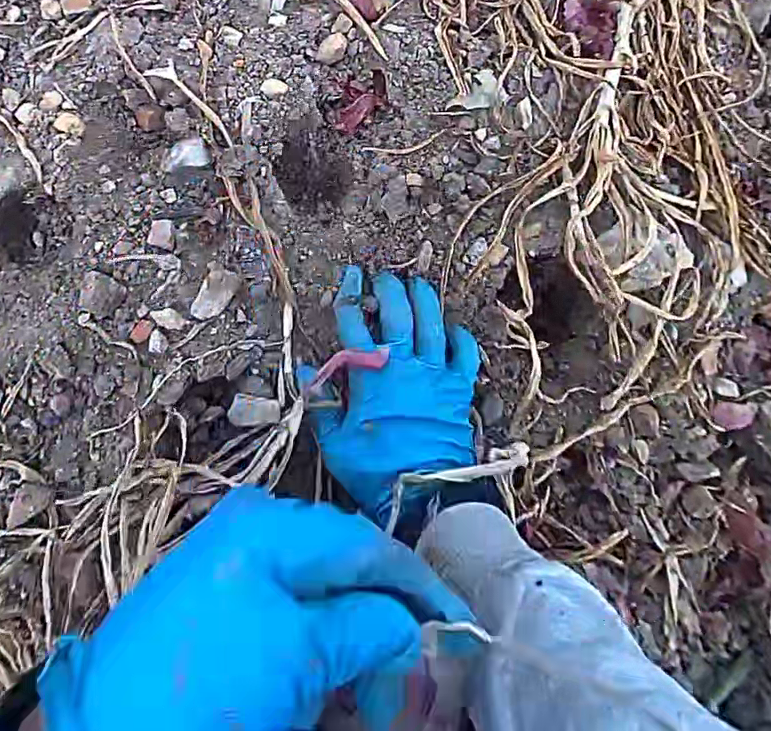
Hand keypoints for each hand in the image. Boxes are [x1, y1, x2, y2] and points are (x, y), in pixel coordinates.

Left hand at [34, 487, 471, 730]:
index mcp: (271, 523)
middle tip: (414, 659)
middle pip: (345, 562)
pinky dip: (316, 635)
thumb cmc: (204, 695)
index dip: (418, 585)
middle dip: (384, 612)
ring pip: (319, 585)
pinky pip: (286, 599)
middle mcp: (254, 522)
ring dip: (352, 629)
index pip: (366, 545)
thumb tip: (413, 628)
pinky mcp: (217, 585)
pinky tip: (325, 674)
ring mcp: (232, 552)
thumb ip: (369, 629)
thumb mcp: (301, 660)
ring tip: (370, 680)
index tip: (458, 621)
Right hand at [298, 267, 480, 524]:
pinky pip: (465, 353)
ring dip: (424, 300)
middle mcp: (404, 364)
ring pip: (431, 323)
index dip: (350, 295)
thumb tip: (305, 369)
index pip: (355, 323)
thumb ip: (320, 403)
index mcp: (370, 374)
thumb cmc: (374, 470)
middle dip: (389, 288)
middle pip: (397, 313)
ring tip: (417, 284)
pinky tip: (452, 328)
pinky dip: (460, 337)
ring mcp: (435, 373)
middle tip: (384, 277)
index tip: (350, 277)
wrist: (424, 493)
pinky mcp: (459, 387)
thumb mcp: (334, 442)